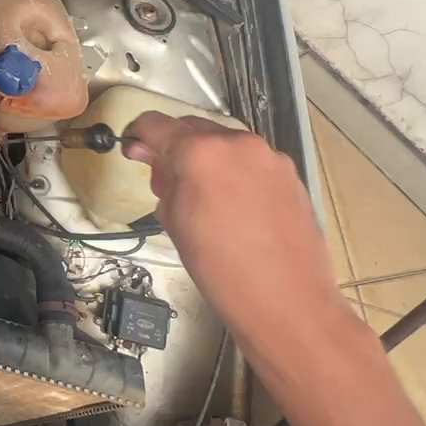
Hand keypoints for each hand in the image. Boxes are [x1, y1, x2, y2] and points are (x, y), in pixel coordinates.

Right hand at [124, 112, 342, 339]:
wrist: (287, 302)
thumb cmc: (218, 264)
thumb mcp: (172, 217)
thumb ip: (161, 177)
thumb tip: (153, 156)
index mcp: (200, 151)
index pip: (154, 124)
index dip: (138, 137)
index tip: (135, 155)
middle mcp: (236, 142)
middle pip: (190, 127)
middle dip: (173, 147)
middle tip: (168, 182)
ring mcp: (269, 156)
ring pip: (222, 141)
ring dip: (205, 157)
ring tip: (204, 196)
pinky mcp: (290, 173)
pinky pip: (248, 159)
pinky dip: (233, 170)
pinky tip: (234, 204)